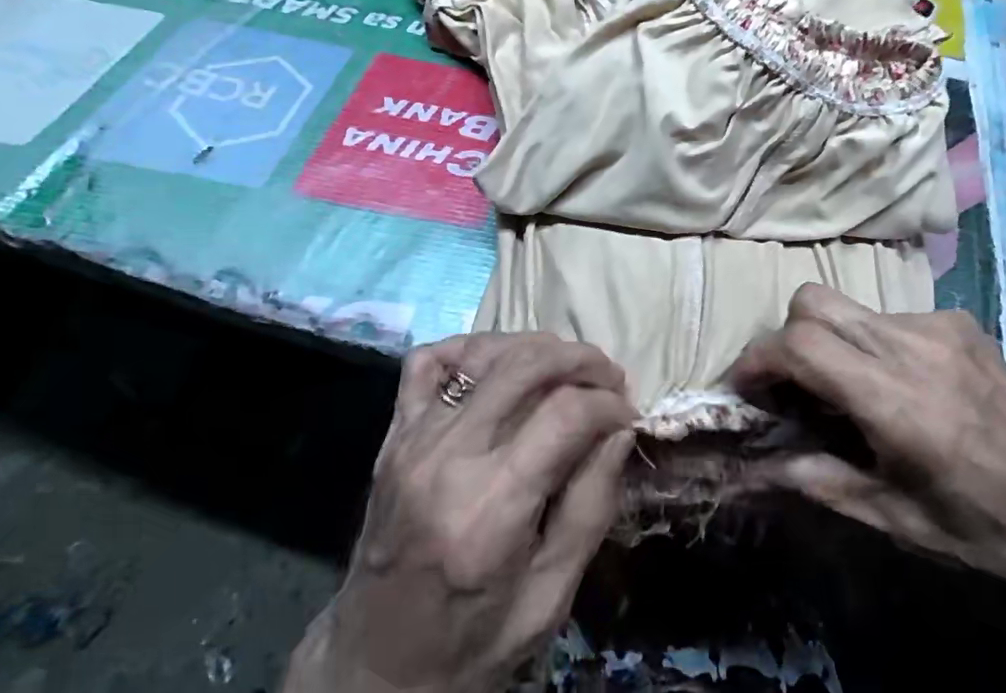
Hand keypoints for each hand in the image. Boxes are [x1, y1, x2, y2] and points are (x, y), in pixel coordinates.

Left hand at [283, 334, 635, 692]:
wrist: (377, 658)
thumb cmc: (474, 639)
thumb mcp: (551, 596)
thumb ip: (590, 508)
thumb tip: (619, 429)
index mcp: (490, 511)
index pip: (564, 415)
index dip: (609, 404)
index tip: (628, 415)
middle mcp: (447, 460)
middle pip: (525, 367)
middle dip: (581, 360)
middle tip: (609, 376)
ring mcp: (413, 439)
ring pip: (481, 353)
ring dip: (536, 346)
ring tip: (566, 365)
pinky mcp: (393, 434)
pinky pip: (426, 361)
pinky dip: (468, 347)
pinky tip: (499, 363)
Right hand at [726, 285, 1005, 604]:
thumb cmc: (987, 530)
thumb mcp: (894, 520)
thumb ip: (816, 481)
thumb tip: (748, 467)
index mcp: (897, 403)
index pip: (800, 344)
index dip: (757, 359)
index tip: (745, 387)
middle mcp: (915, 348)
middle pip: (813, 302)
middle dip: (785, 337)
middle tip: (790, 384)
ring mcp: (941, 328)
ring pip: (847, 303)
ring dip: (825, 338)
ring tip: (844, 388)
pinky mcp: (961, 323)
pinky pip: (887, 314)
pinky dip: (868, 340)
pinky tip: (896, 382)